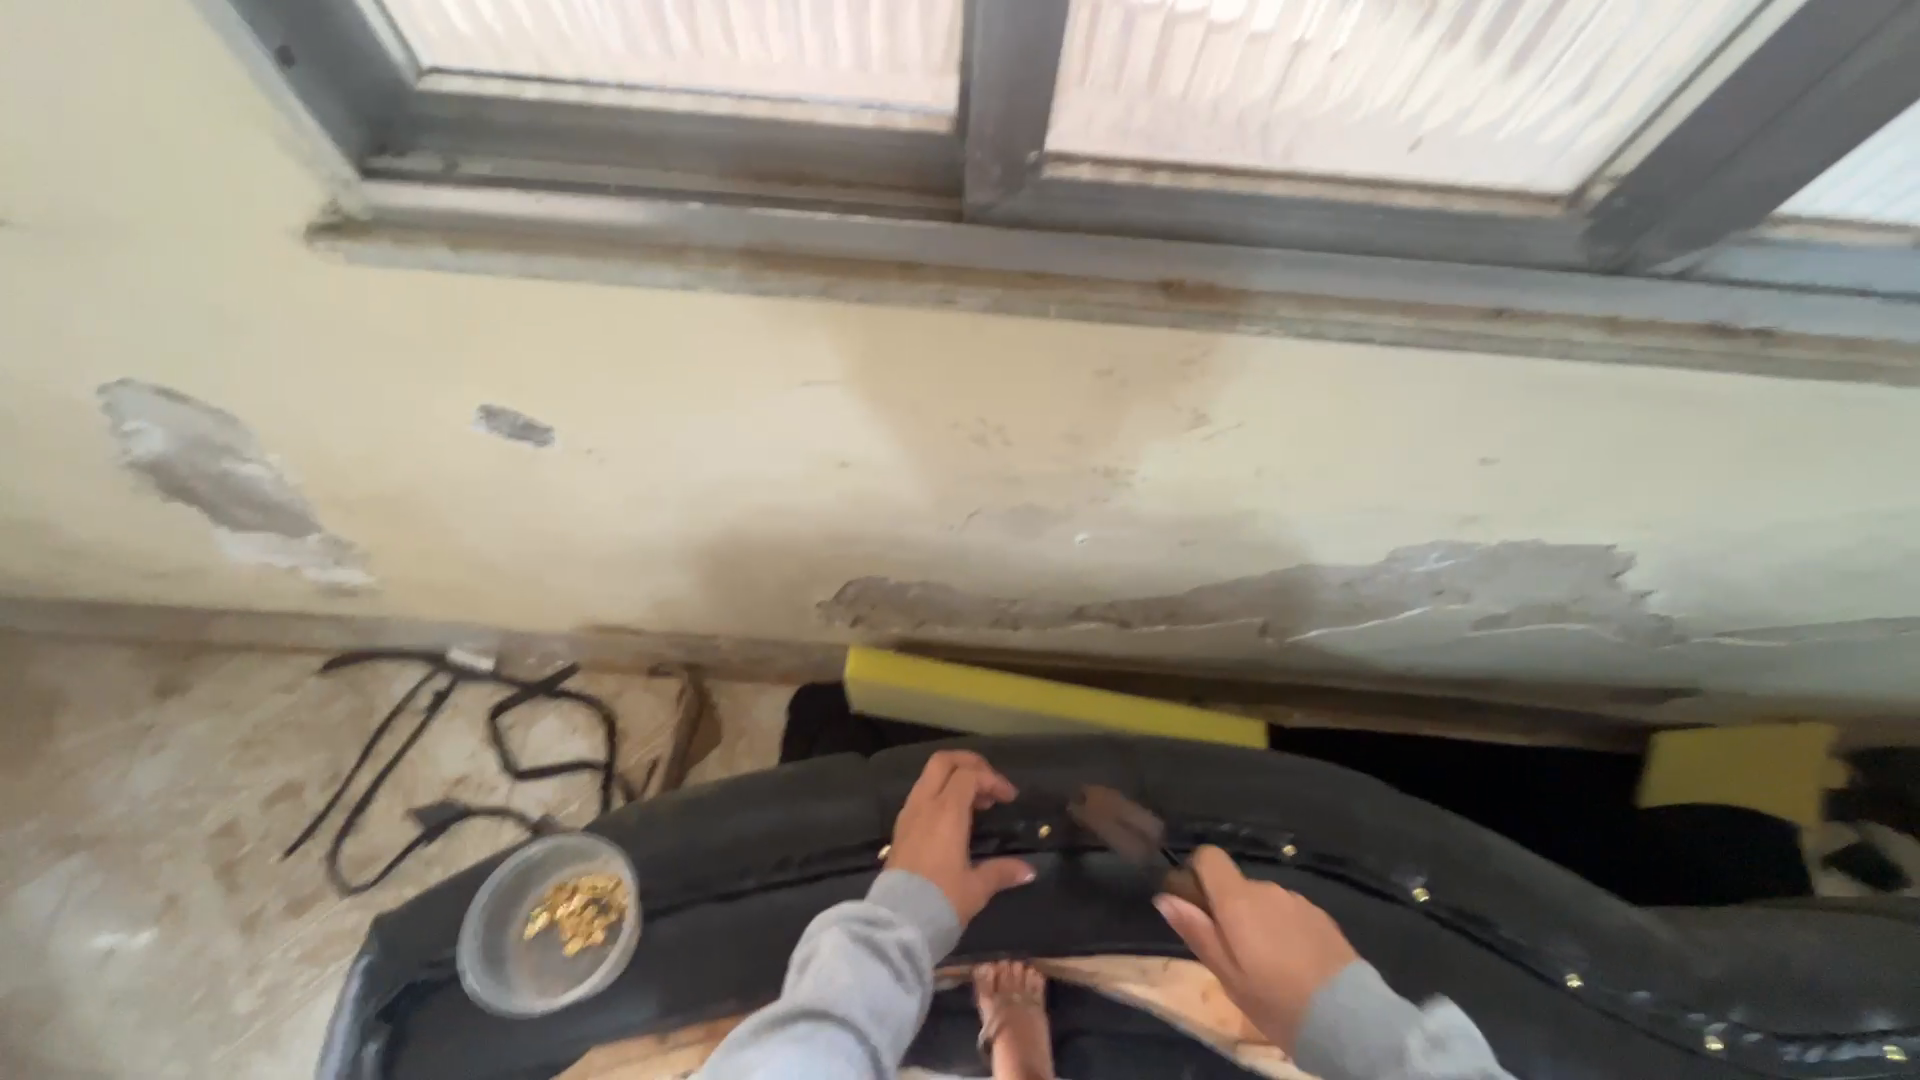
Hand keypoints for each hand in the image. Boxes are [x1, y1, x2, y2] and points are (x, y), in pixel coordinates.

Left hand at [886, 750, 1036, 922]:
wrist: (897, 923)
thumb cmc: (941, 901)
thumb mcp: (977, 888)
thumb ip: (1002, 872)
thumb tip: (1029, 871)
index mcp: (946, 812)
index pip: (970, 775)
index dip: (993, 779)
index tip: (1009, 798)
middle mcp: (924, 804)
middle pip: (944, 761)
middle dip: (970, 764)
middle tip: (990, 783)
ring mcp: (908, 814)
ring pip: (929, 776)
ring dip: (954, 778)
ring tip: (976, 802)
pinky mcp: (900, 828)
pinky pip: (921, 794)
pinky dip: (940, 793)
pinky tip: (953, 818)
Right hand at [1155, 845, 1359, 1052]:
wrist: (1351, 1022)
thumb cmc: (1277, 1002)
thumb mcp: (1228, 976)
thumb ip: (1196, 931)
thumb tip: (1164, 897)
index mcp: (1238, 900)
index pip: (1209, 856)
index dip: (1199, 874)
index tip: (1199, 907)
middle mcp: (1266, 889)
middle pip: (1236, 885)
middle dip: (1230, 910)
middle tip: (1236, 955)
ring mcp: (1297, 901)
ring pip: (1263, 901)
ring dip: (1259, 921)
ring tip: (1270, 966)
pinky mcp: (1322, 916)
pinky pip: (1289, 913)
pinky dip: (1284, 930)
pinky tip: (1296, 965)